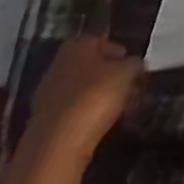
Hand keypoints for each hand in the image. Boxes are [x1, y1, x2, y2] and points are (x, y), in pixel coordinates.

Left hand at [26, 36, 143, 154]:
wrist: (59, 141)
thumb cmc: (96, 95)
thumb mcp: (128, 72)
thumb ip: (135, 63)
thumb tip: (135, 63)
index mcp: (75, 47)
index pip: (101, 41)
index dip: (120, 52)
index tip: (135, 67)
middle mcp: (58, 65)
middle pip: (92, 65)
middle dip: (113, 75)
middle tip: (133, 86)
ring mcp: (49, 92)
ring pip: (85, 87)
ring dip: (104, 94)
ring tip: (126, 106)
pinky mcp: (48, 117)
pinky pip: (77, 107)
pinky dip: (92, 111)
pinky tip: (108, 120)